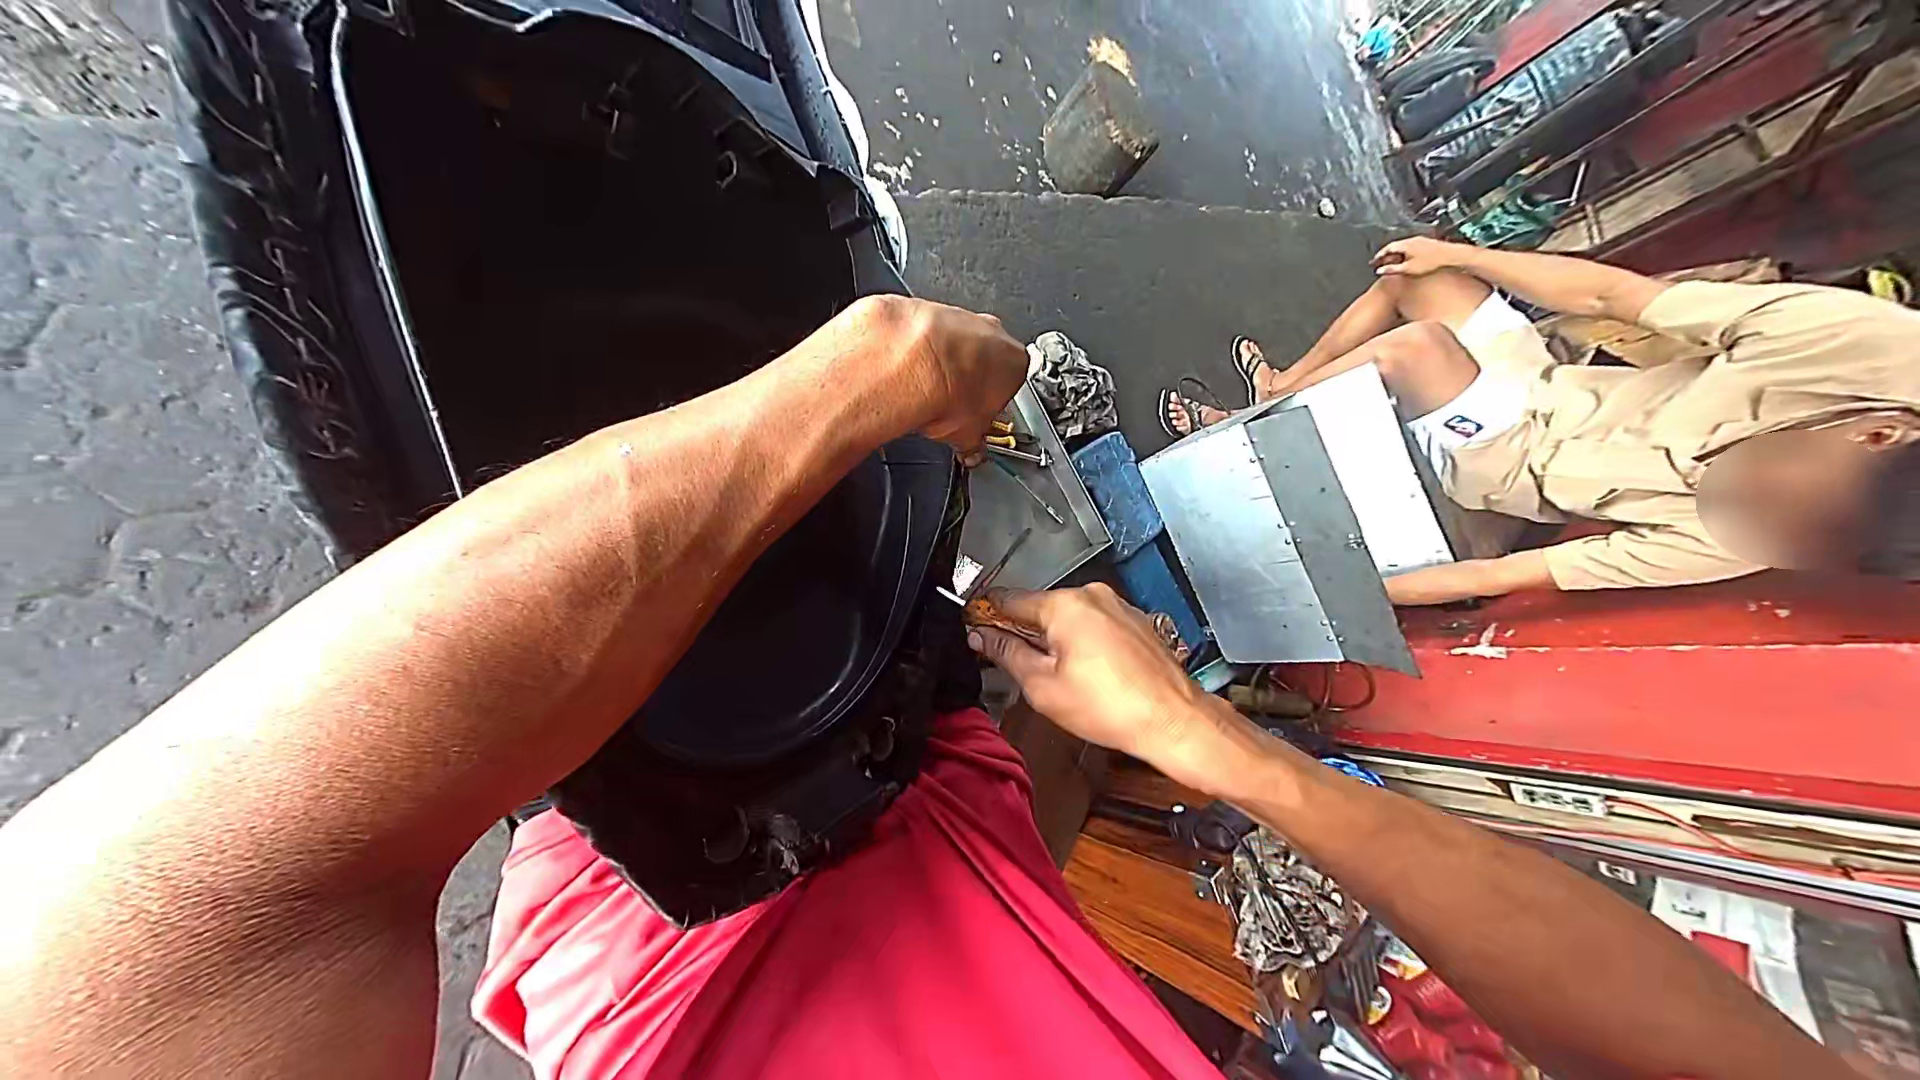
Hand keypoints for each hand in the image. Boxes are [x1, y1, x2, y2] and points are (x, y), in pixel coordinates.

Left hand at [844, 295, 1027, 455]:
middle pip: (982, 359)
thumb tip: (969, 450)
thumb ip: (973, 442)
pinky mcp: (922, 310)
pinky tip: (904, 374)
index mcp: (1014, 360)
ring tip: (923, 394)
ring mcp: (956, 316)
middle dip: (966, 381)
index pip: (1010, 384)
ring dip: (939, 364)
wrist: (909, 365)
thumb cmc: (947, 391)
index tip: (977, 418)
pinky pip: (919, 333)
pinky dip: (912, 350)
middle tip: (949, 408)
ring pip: (950, 342)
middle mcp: (990, 331)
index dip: (992, 404)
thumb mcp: (968, 436)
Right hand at [967, 584, 1237, 789]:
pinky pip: (1096, 623)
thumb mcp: (1042, 686)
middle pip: (1041, 608)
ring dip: (1057, 638)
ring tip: (1062, 677)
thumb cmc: (1113, 707)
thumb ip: (1007, 653)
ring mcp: (1117, 606)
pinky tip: (1089, 673)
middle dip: (1026, 632)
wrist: (1173, 720)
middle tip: (1020, 665)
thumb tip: (984, 637)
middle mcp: (1092, 595)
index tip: (976, 625)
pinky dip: (1084, 641)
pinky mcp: (1135, 621)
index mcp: (1065, 605)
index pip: (1009, 599)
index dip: (988, 614)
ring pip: (1070, 616)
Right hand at [1372, 235, 1467, 277]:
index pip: (1387, 248)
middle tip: (1380, 263)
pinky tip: (1405, 261)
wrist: (1452, 256)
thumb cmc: (1432, 261)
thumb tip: (1379, 271)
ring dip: (1395, 255)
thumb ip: (1392, 269)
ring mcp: (1421, 241)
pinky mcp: (1427, 244)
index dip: (1379, 255)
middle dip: (1386, 255)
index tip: (1374, 261)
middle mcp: (1413, 240)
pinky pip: (1411, 248)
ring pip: (1403, 247)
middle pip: (1395, 246)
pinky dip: (1404, 254)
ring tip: (1392, 264)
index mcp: (1406, 244)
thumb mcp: (1408, 269)